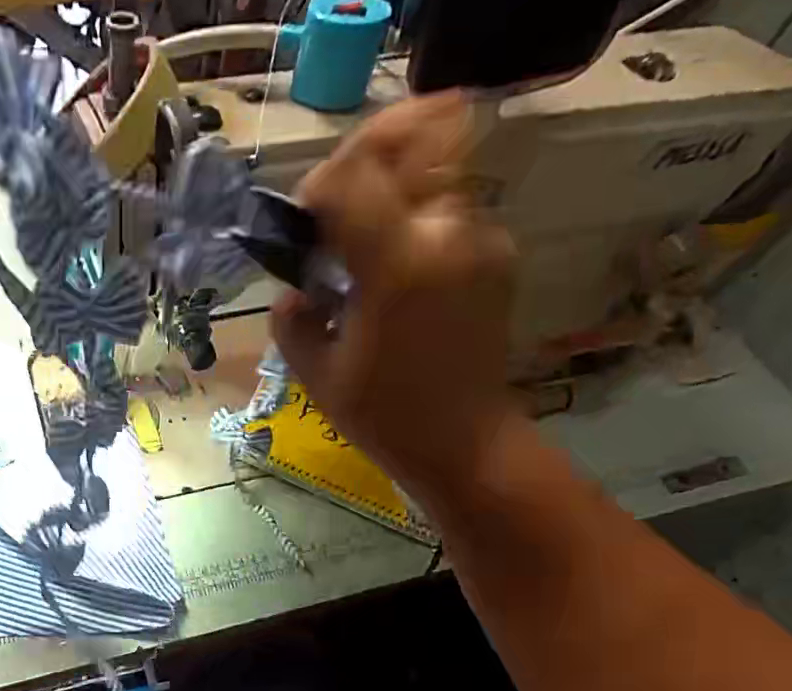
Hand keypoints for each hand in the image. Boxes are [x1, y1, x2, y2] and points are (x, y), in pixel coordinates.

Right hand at [270, 92, 525, 495]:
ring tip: (373, 235)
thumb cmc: (386, 416)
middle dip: (367, 156)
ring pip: (433, 172)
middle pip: (406, 146)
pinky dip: (423, 217)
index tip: (305, 218)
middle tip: (342, 193)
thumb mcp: (317, 375)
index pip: (351, 175)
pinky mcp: (500, 255)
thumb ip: (291, 319)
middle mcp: (445, 235)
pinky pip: (453, 210)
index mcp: (394, 264)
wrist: (467, 443)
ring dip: (397, 187)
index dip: (318, 184)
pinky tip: (406, 261)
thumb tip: (295, 289)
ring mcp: (482, 240)